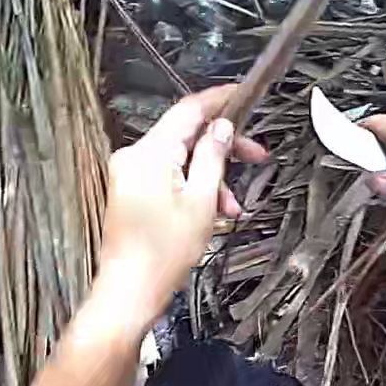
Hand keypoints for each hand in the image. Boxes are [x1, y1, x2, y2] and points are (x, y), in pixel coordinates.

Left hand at [92, 85, 269, 324]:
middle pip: (186, 135)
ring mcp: (130, 175)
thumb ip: (212, 157)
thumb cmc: (161, 254)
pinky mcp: (131, 191)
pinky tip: (211, 209)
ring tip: (231, 204)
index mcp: (150, 154)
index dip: (220, 100)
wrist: (130, 291)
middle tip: (255, 155)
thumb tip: (222, 129)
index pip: (189, 110)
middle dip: (223, 147)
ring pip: (180, 158)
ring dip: (210, 174)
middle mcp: (134, 158)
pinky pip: (168, 175)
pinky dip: (192, 185)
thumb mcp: (201, 201)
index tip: (241, 94)